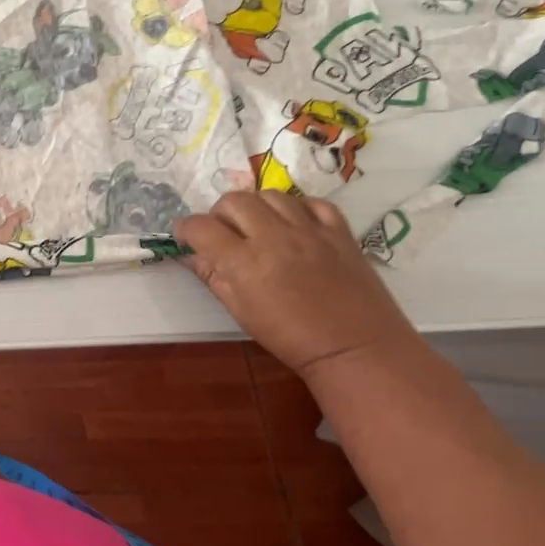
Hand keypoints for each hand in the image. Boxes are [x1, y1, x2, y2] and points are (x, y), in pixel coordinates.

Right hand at [175, 191, 417, 380]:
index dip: (186, 230)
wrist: (358, 350)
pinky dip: (299, 208)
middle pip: (234, 201)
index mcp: (242, 261)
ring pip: (272, 195)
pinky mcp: (341, 235)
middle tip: (226, 234)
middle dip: (219, 214)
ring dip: (257, 207)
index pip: (199, 225)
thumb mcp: (237, 309)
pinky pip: (315, 204)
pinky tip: (295, 225)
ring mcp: (311, 233)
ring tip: (260, 226)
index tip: (188, 240)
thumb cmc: (290, 336)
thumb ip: (211, 275)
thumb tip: (191, 255)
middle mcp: (274, 238)